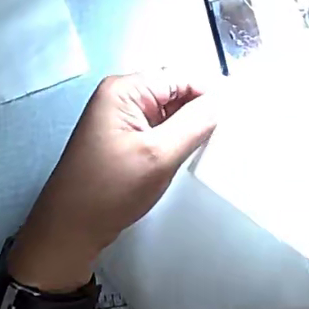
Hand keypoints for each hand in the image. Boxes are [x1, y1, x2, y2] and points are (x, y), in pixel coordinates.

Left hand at [11, 71, 220, 289]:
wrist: (69, 230)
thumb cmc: (108, 190)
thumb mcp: (158, 155)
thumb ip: (195, 124)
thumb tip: (221, 103)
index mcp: (124, 90)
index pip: (181, 77)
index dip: (210, 93)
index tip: (238, 114)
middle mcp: (121, 97)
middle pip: (176, 91)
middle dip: (201, 109)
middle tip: (230, 132)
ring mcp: (122, 119)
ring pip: (171, 112)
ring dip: (191, 126)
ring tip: (215, 143)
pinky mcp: (125, 139)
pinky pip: (161, 128)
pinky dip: (178, 138)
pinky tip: (192, 153)